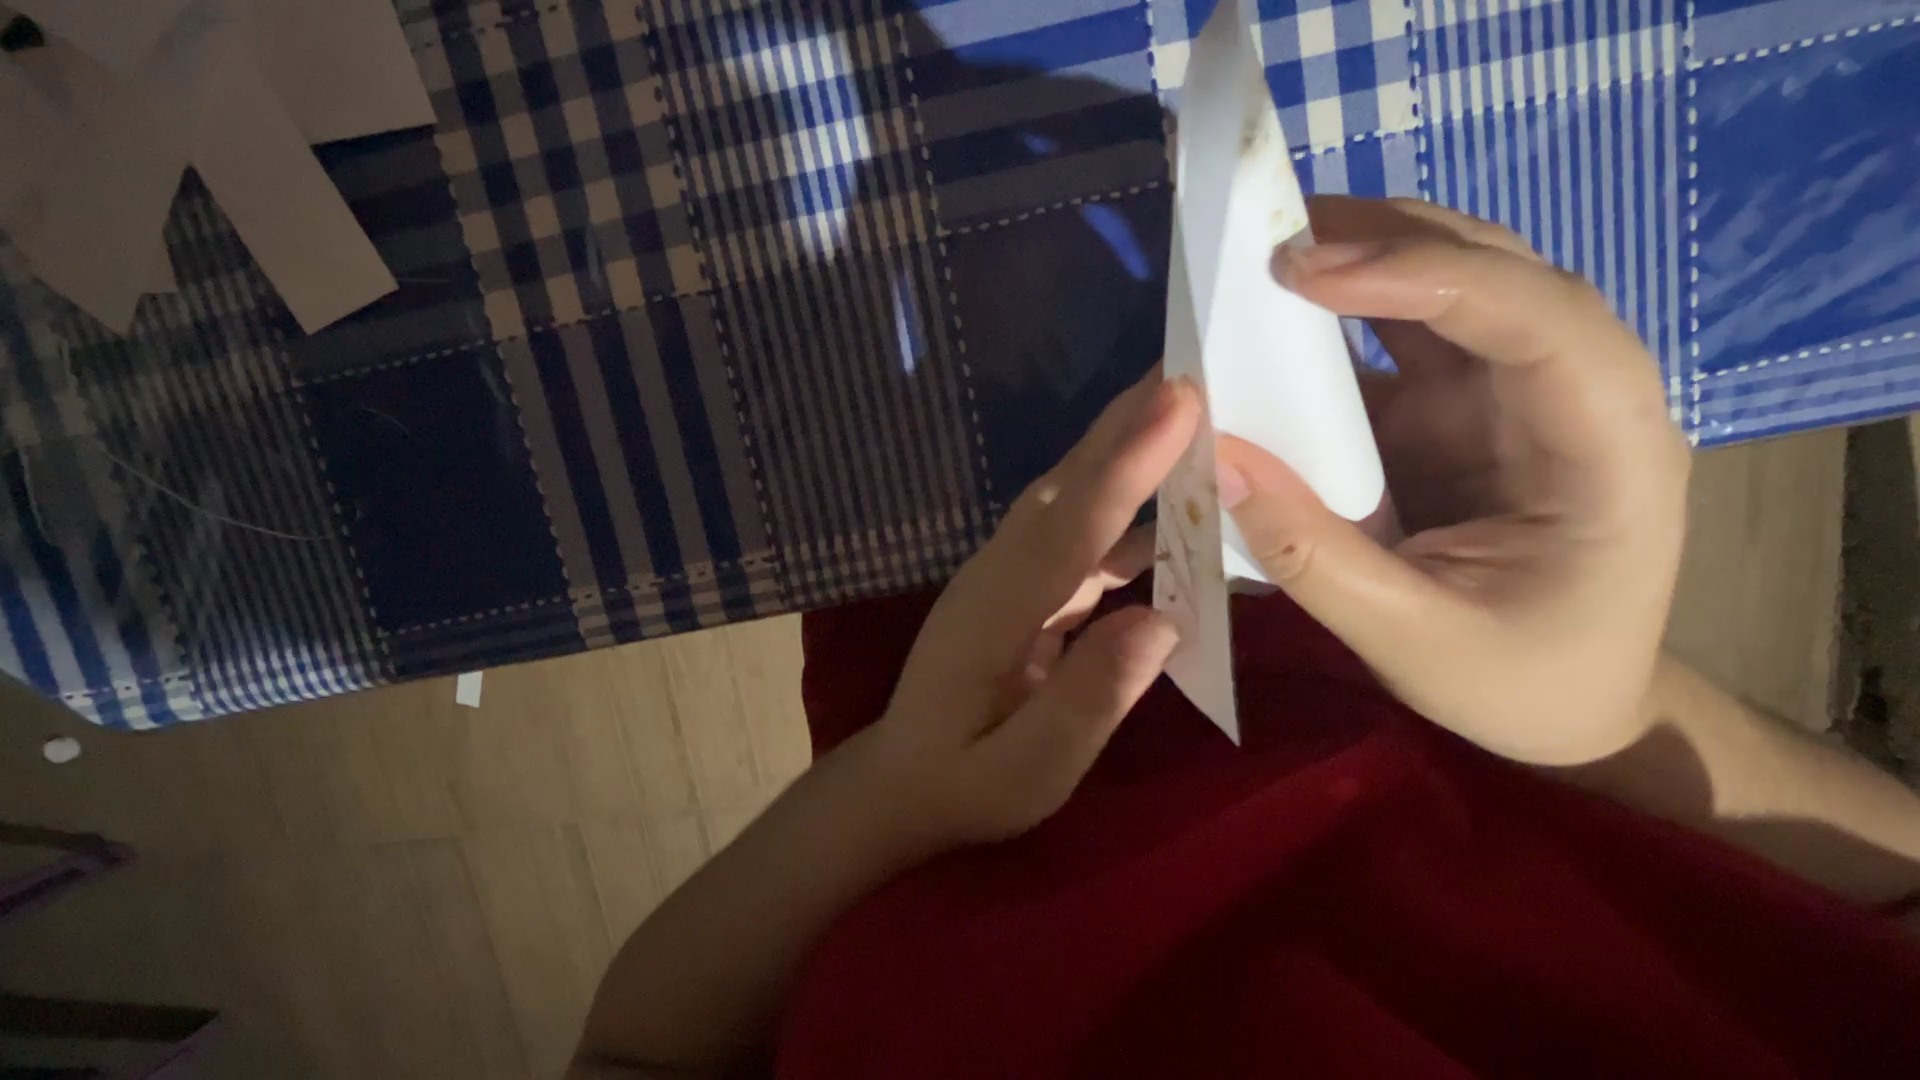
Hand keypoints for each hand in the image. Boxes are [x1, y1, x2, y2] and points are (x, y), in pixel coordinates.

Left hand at [847, 373, 1201, 854]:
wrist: (903, 780)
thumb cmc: (963, 785)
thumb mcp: (1027, 773)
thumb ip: (1087, 701)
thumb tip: (1161, 624)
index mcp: (993, 614)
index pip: (1067, 528)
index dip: (1123, 467)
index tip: (1177, 402)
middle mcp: (998, 573)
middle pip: (1065, 488)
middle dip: (1125, 425)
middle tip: (1191, 362)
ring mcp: (1008, 573)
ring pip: (1073, 499)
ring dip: (1126, 452)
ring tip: (1193, 410)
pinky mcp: (1024, 584)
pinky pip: (1081, 531)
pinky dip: (1126, 504)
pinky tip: (1173, 500)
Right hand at [1215, 197, 1690, 766]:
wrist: (1568, 709)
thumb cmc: (1520, 683)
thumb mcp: (1410, 638)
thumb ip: (1311, 554)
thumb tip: (1218, 455)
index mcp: (1604, 447)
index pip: (1536, 320)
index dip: (1425, 276)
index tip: (1306, 271)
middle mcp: (1566, 394)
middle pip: (1497, 272)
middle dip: (1389, 237)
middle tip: (1274, 234)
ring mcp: (1506, 398)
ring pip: (1450, 288)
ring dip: (1365, 258)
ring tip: (1269, 253)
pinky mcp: (1455, 412)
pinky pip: (1401, 340)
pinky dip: (1338, 320)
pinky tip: (1279, 316)